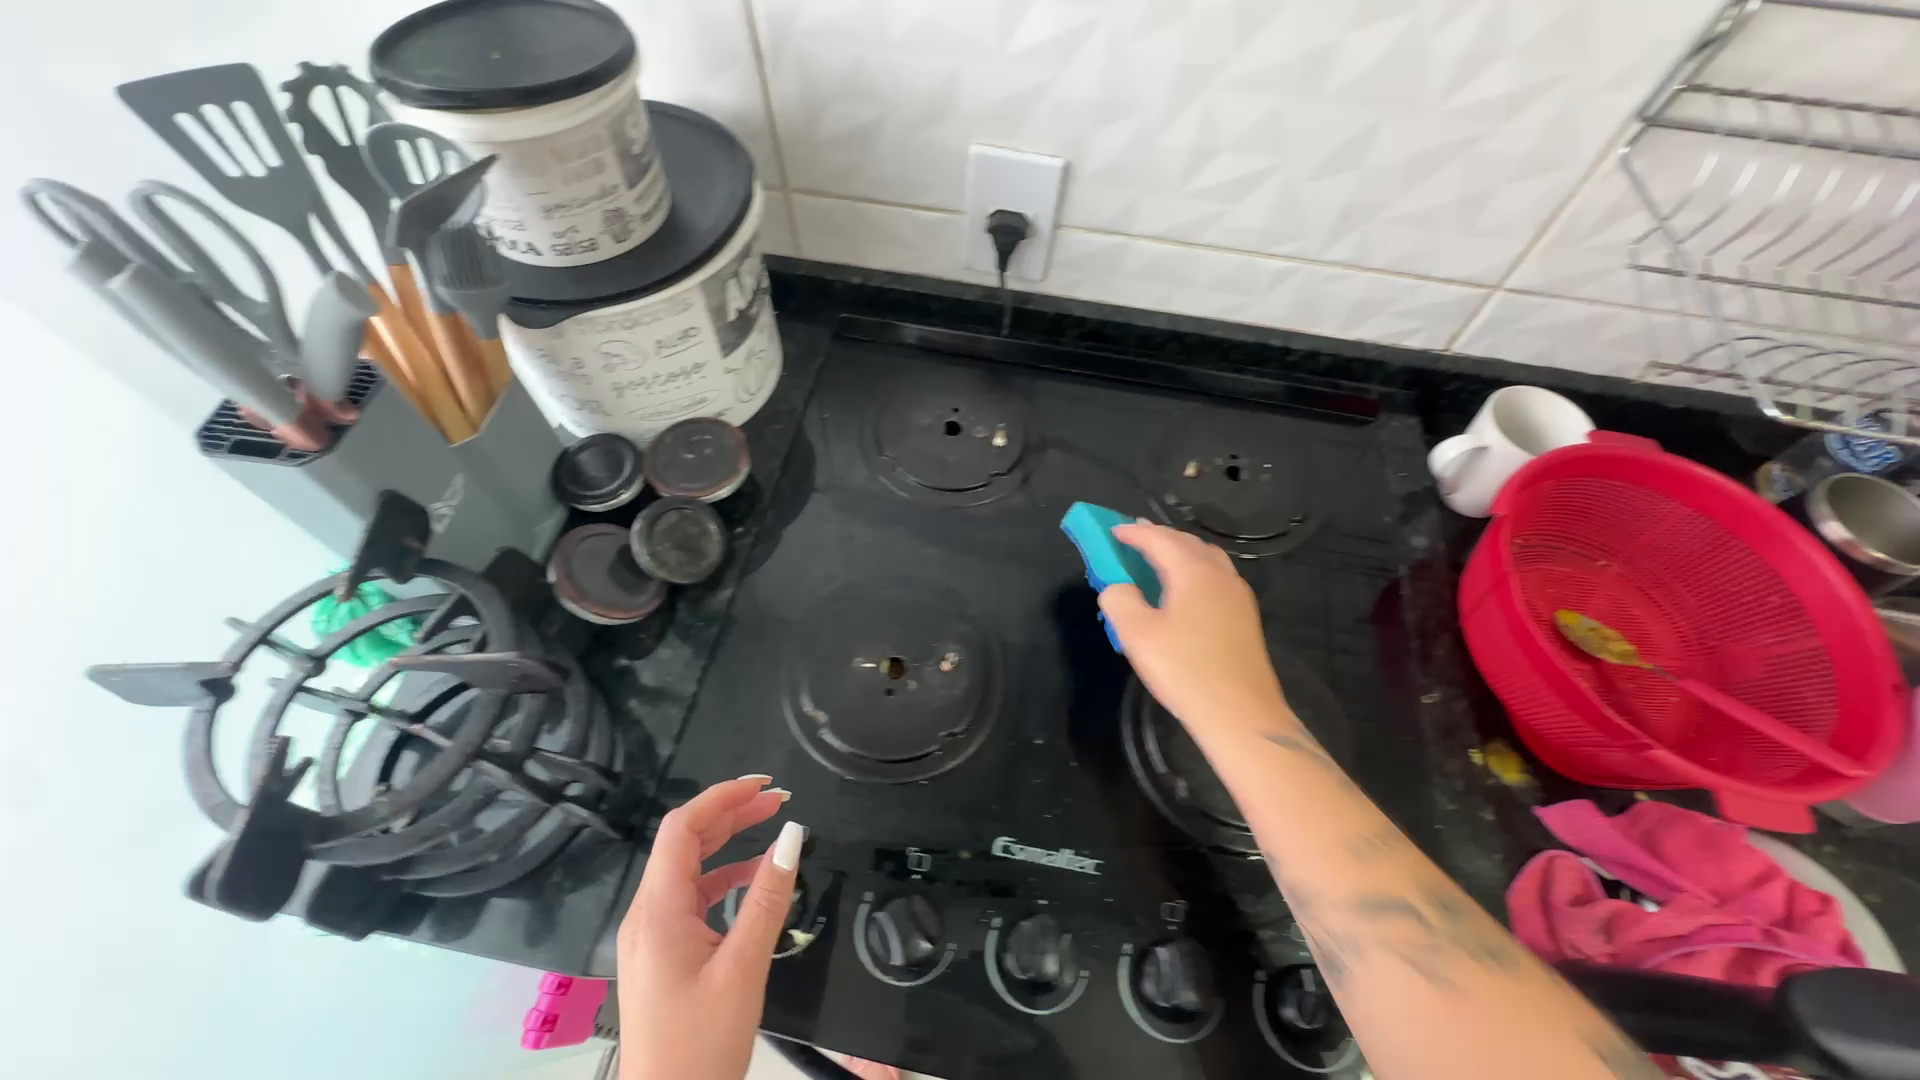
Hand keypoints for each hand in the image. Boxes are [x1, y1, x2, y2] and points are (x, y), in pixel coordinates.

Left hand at [617, 775, 806, 1079]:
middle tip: (779, 799)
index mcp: (658, 911)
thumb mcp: (744, 967)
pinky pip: (691, 900)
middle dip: (731, 814)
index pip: (682, 829)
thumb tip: (793, 834)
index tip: (764, 785)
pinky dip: (723, 880)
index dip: (721, 798)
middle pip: (685, 843)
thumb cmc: (702, 1043)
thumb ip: (768, 897)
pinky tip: (753, 881)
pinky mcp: (661, 955)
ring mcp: (651, 936)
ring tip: (773, 828)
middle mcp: (647, 915)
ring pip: (689, 870)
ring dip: (728, 843)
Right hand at [1099, 522, 1290, 734]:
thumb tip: (1119, 588)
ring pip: (1207, 559)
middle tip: (1135, 537)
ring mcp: (1238, 597)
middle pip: (1187, 543)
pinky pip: (1217, 578)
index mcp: (1193, 572)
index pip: (1160, 540)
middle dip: (1160, 536)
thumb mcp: (1137, 635)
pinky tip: (1187, 590)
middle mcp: (1220, 575)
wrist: (1239, 712)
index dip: (1134, 533)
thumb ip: (1119, 601)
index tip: (1112, 530)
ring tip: (1160, 559)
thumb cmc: (1184, 669)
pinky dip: (1196, 571)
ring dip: (1181, 552)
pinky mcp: (1245, 618)